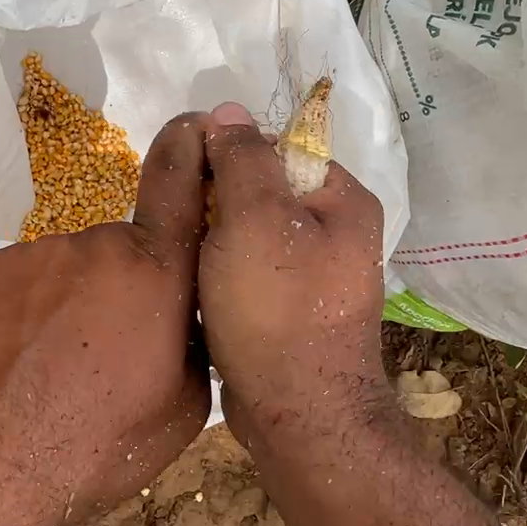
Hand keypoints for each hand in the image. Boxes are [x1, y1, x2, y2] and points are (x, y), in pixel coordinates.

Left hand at [0, 110, 213, 520]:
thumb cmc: (101, 443)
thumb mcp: (184, 406)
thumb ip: (195, 339)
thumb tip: (187, 312)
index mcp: (156, 273)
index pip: (178, 184)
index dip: (190, 147)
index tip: (197, 121)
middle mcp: (99, 246)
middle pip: (127, 250)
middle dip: (128, 285)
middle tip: (112, 349)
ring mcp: (40, 254)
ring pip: (76, 268)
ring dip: (78, 300)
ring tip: (60, 363)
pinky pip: (32, 279)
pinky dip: (35, 307)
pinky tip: (23, 356)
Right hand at [197, 102, 387, 448]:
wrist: (298, 416)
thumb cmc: (276, 311)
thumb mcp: (253, 219)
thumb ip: (241, 158)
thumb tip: (228, 109)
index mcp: (342, 199)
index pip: (275, 147)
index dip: (226, 155)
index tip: (188, 180)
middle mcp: (338, 231)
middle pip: (261, 189)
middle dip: (217, 201)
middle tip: (183, 223)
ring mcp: (317, 274)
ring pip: (250, 233)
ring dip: (215, 239)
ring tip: (187, 258)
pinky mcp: (294, 309)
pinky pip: (250, 271)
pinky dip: (222, 273)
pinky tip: (201, 288)